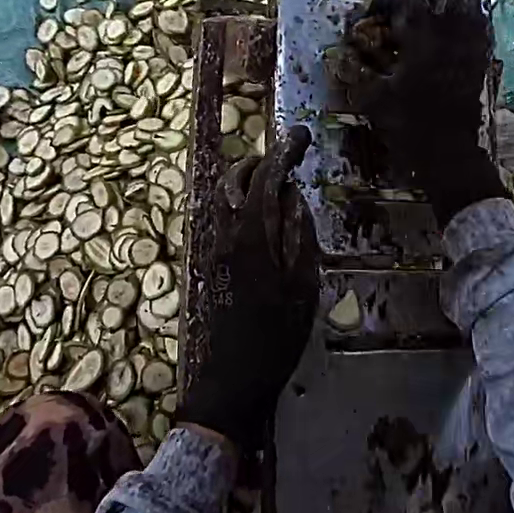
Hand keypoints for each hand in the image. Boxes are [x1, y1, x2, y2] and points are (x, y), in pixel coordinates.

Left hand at [177, 125, 317, 452]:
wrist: (232, 377)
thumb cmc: (275, 338)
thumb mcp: (302, 289)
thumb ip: (299, 237)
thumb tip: (295, 198)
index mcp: (252, 238)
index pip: (265, 180)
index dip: (283, 153)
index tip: (301, 134)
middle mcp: (225, 234)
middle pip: (235, 181)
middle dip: (261, 160)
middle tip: (288, 155)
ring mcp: (214, 246)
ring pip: (224, 196)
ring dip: (248, 179)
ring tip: (278, 177)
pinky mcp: (211, 260)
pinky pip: (223, 215)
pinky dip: (241, 200)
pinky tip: (261, 212)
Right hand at [332, 0, 503, 220]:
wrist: (447, 152)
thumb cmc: (407, 125)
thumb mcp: (371, 99)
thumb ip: (353, 71)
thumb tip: (335, 53)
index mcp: (423, 39)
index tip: (373, 12)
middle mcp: (451, 33)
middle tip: (396, 8)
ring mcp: (471, 43)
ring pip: (464, 0)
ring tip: (422, 13)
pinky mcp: (481, 56)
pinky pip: (478, 20)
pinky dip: (461, 15)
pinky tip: (444, 29)